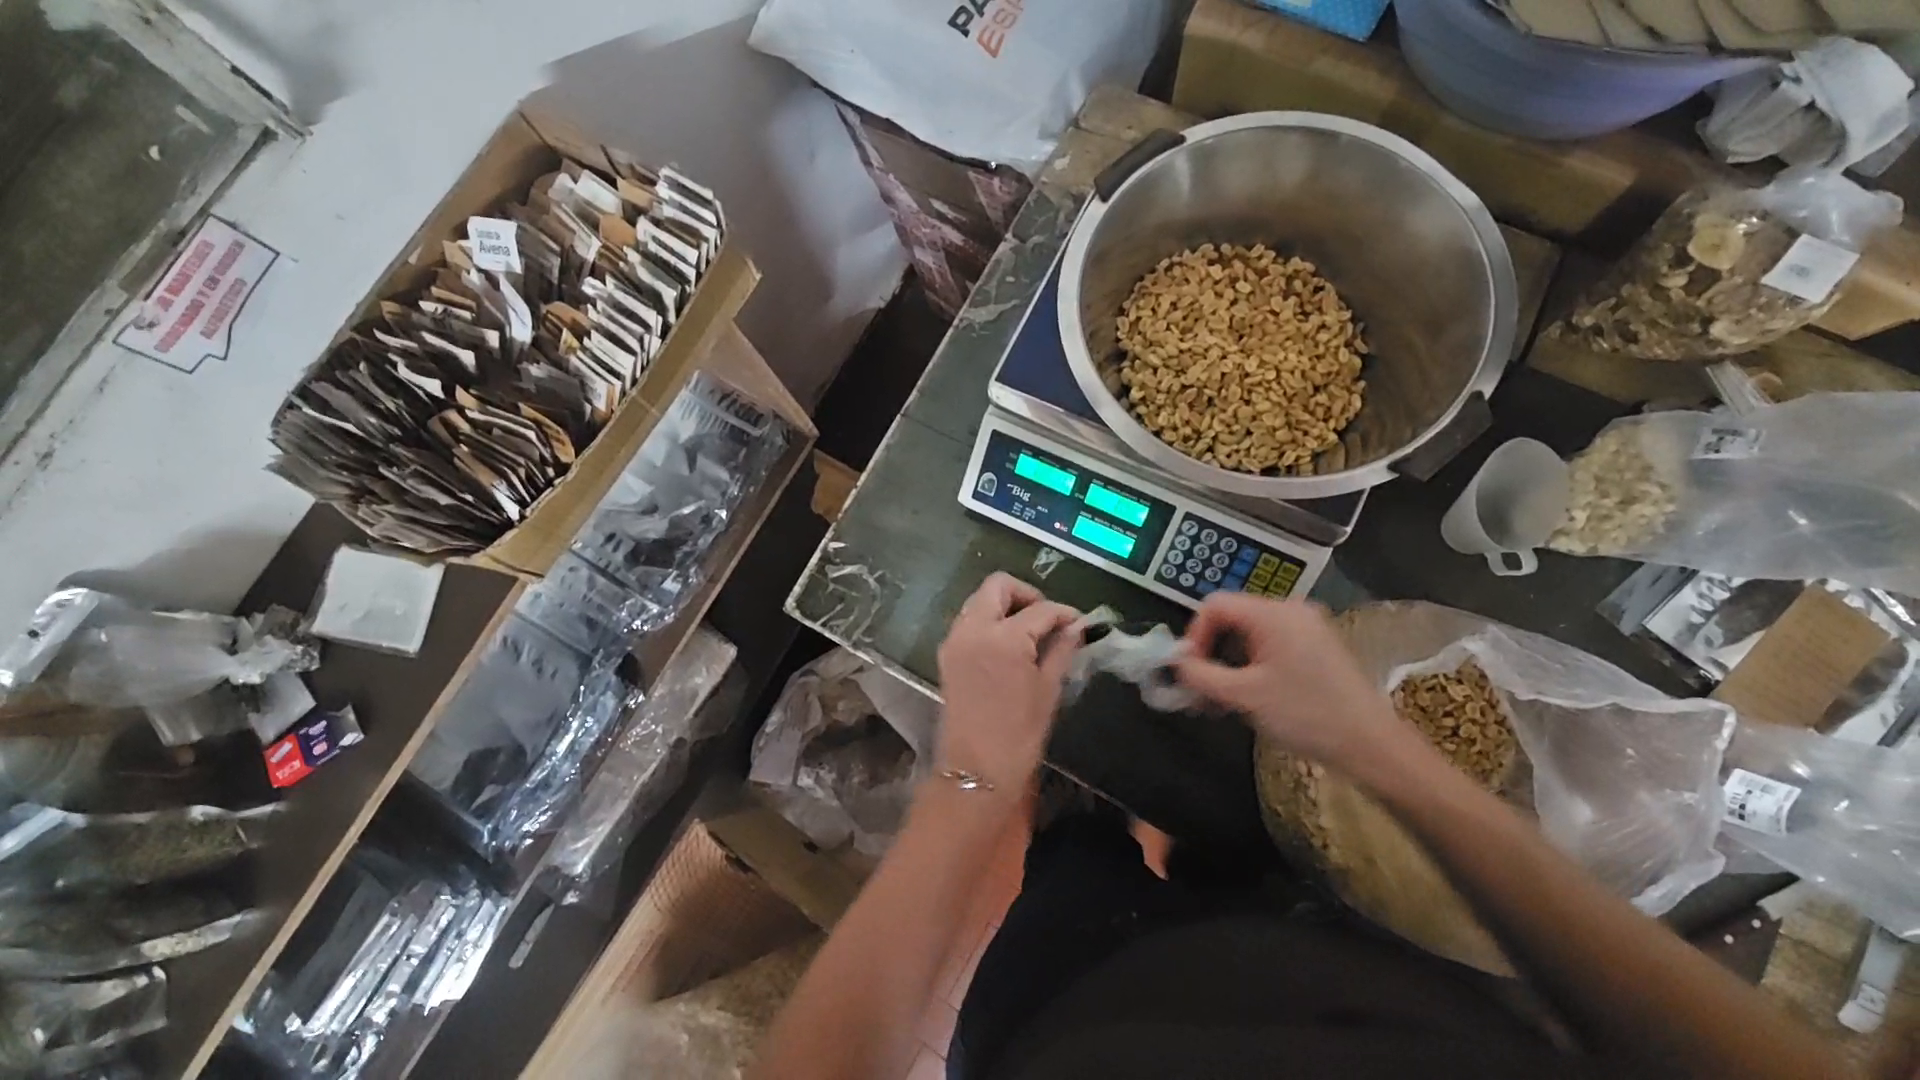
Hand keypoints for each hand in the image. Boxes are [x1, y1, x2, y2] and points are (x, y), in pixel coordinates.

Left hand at [935, 573, 1080, 796]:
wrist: (976, 770)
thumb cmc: (1019, 733)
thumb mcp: (1048, 689)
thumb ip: (1062, 649)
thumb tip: (1076, 627)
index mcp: (1003, 636)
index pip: (1040, 609)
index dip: (1064, 613)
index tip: (1079, 623)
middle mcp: (973, 629)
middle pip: (998, 586)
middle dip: (1026, 595)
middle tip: (1048, 619)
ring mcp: (955, 640)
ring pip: (980, 601)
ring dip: (1005, 607)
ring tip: (1031, 633)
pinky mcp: (947, 655)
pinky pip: (969, 622)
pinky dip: (989, 622)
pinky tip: (1010, 646)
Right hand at [1176, 593, 1408, 770]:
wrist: (1370, 743)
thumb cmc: (1305, 714)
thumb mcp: (1243, 696)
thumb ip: (1200, 675)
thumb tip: (1176, 663)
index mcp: (1273, 613)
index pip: (1214, 605)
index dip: (1193, 636)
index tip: (1189, 671)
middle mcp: (1291, 611)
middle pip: (1232, 619)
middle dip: (1210, 653)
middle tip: (1200, 691)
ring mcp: (1308, 628)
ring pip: (1250, 635)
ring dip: (1229, 664)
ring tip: (1223, 701)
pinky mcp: (1318, 647)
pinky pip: (1271, 646)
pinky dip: (1252, 666)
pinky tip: (1250, 697)